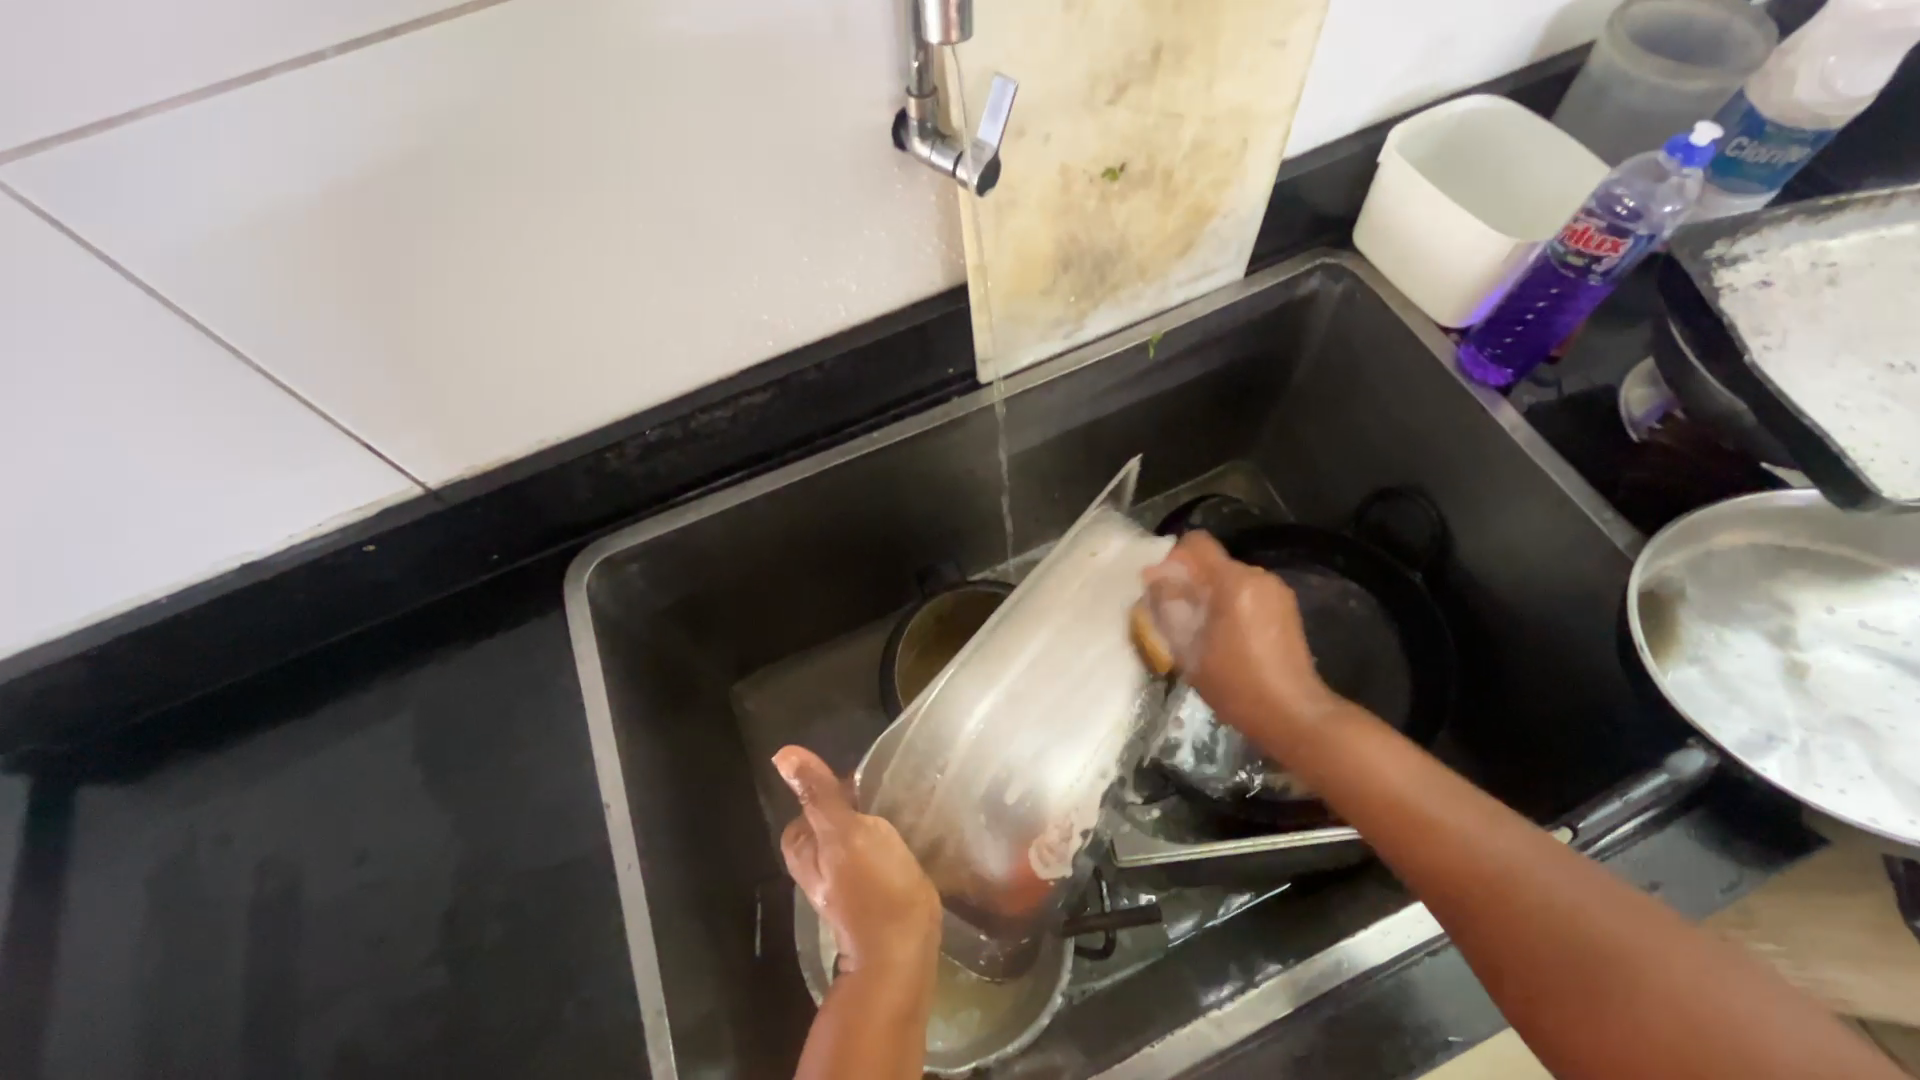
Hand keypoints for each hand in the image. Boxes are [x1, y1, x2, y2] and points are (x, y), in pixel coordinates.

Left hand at [775, 746, 941, 981]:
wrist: (902, 950)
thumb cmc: (872, 885)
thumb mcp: (844, 830)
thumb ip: (818, 793)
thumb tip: (782, 754)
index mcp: (803, 848)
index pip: (811, 802)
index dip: (837, 788)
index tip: (867, 783)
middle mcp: (817, 867)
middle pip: (834, 820)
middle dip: (857, 807)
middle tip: (889, 794)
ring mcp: (845, 884)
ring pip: (855, 840)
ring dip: (875, 826)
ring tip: (903, 813)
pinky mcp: (872, 895)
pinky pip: (875, 858)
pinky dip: (888, 847)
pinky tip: (909, 841)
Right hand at [1141, 531, 1344, 744]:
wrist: (1292, 714)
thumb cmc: (1235, 684)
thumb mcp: (1188, 648)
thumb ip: (1167, 606)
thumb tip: (1153, 577)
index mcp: (1233, 582)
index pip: (1196, 544)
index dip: (1173, 560)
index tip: (1163, 589)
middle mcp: (1258, 577)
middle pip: (1212, 565)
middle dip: (1191, 584)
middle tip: (1177, 619)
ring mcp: (1276, 592)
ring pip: (1229, 581)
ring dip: (1211, 598)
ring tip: (1202, 634)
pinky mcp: (1286, 609)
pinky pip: (1248, 595)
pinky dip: (1231, 607)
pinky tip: (1227, 640)